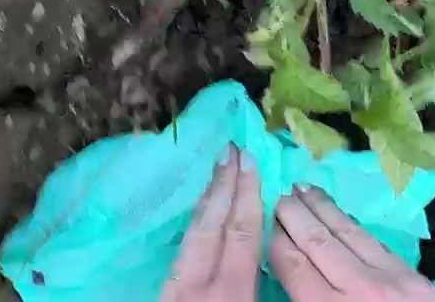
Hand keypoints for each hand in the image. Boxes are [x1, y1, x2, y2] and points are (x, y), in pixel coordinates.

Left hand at [163, 145, 262, 301]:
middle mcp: (198, 283)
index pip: (243, 231)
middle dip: (224, 183)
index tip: (249, 156)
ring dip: (207, 200)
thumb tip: (272, 236)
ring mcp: (174, 289)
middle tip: (231, 147)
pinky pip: (181, 250)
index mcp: (230, 292)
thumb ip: (261, 281)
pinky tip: (200, 213)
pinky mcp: (162, 294)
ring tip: (218, 170)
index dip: (247, 192)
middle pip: (213, 224)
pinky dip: (194, 224)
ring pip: (192, 234)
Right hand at [270, 185, 434, 301]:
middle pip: (319, 243)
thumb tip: (292, 282)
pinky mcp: (411, 275)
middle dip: (296, 216)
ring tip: (303, 187)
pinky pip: (374, 242)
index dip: (279, 245)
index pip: (297, 270)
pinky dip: (352, 223)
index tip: (266, 225)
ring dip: (323, 208)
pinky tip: (341, 213)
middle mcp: (358, 291)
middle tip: (279, 195)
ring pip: (347, 233)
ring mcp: (388, 278)